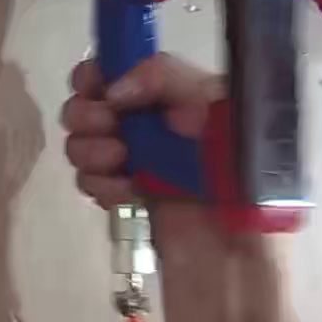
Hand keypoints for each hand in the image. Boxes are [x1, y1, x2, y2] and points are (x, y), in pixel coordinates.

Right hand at [61, 54, 223, 244]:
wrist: (236, 254)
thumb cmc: (241, 176)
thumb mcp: (218, 110)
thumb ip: (165, 80)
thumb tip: (111, 89)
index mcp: (177, 95)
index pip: (120, 67)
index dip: (96, 73)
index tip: (93, 86)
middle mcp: (151, 124)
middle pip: (88, 105)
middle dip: (87, 115)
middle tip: (108, 128)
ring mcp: (134, 162)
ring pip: (80, 143)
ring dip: (91, 151)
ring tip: (119, 164)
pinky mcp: (123, 196)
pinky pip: (88, 181)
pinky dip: (101, 185)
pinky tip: (126, 192)